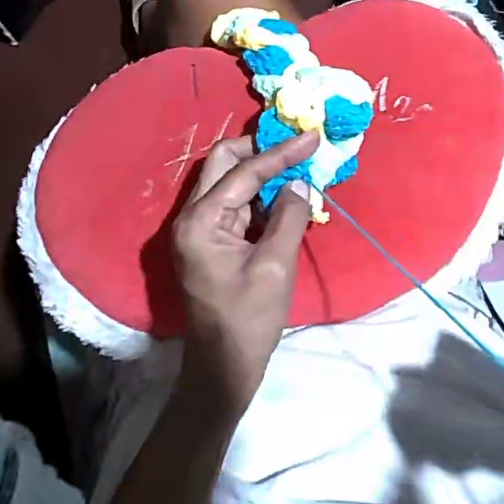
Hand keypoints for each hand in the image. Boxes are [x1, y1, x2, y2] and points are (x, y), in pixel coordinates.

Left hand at [171, 131, 319, 417]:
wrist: (222, 367)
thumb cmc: (248, 320)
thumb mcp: (275, 267)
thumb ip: (288, 217)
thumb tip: (299, 183)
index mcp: (201, 222)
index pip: (244, 172)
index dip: (281, 153)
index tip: (312, 136)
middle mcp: (192, 216)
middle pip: (224, 163)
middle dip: (261, 150)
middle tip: (298, 146)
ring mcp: (198, 228)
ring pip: (229, 180)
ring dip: (262, 171)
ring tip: (298, 165)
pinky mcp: (209, 240)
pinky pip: (235, 203)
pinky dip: (260, 193)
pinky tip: (285, 193)